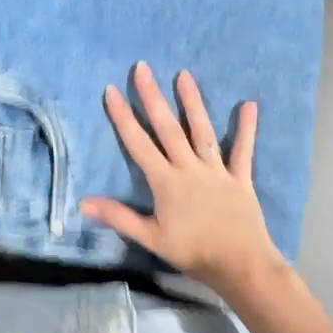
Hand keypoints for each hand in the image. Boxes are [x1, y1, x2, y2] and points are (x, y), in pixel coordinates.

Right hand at [81, 62, 285, 293]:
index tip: (112, 91)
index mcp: (166, 181)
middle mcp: (189, 168)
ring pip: (202, 131)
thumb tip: (83, 202)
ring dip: (192, 102)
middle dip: (152, 97)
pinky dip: (247, 129)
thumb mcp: (150, 237)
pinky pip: (243, 151)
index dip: (123, 117)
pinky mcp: (240, 178)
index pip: (138, 143)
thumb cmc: (192, 252)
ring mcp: (216, 171)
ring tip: (184, 75)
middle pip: (167, 127)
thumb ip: (119, 216)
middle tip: (143, 68)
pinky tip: (249, 105)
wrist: (241, 264)